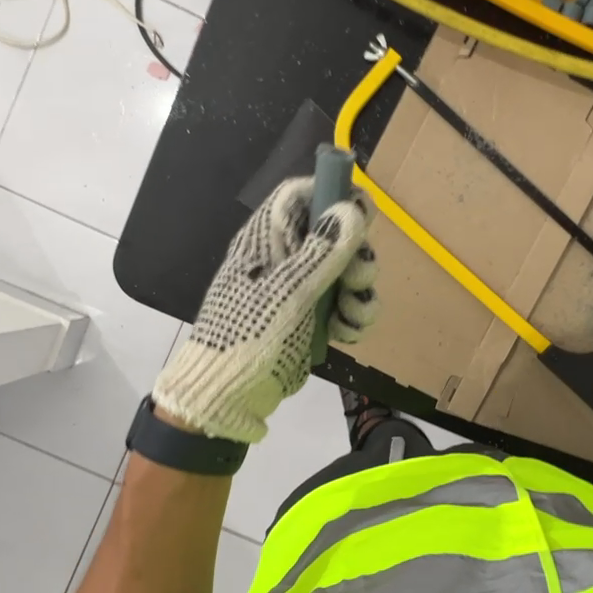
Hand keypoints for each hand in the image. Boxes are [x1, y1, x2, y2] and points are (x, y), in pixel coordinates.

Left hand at [153, 177, 376, 442]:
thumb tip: (351, 208)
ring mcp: (300, 289)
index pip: (300, 196)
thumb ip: (323, 252)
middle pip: (335, 234)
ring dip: (359, 293)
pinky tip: (346, 335)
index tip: (362, 212)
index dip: (332, 194)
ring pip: (347, 273)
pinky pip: (345, 306)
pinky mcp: (312, 319)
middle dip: (356, 256)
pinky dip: (352, 319)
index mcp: (266, 241)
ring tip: (351, 316)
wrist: (230, 398)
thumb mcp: (288, 292)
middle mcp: (285, 258)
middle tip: (360, 278)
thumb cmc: (247, 336)